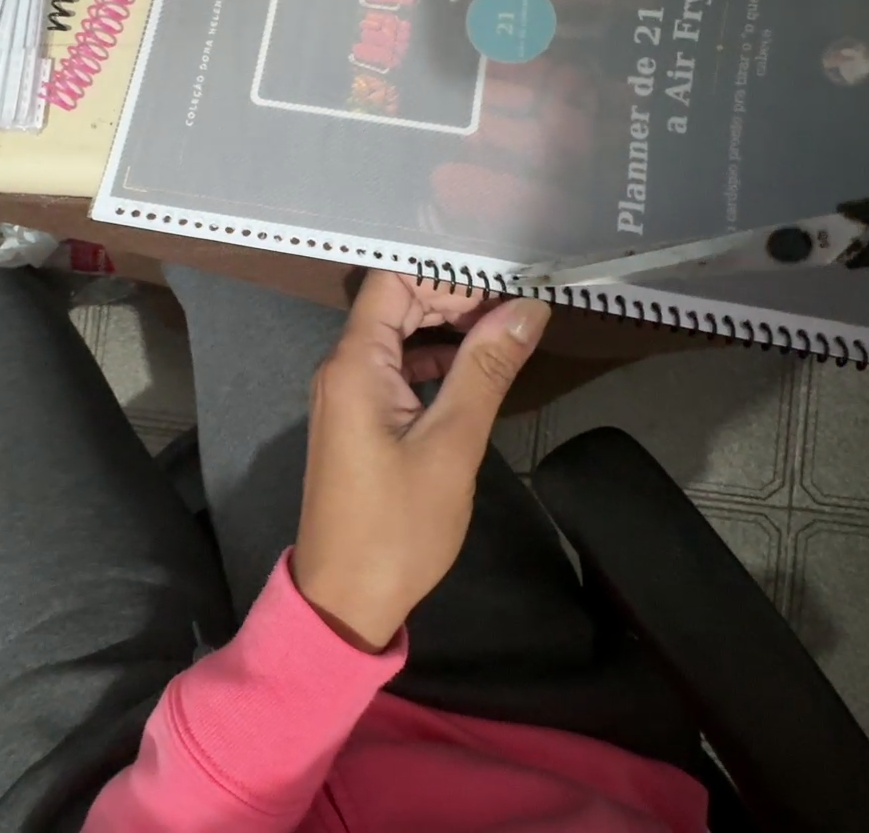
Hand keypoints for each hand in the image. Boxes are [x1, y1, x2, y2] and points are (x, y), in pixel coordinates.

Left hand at [290, 272, 551, 652]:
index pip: (392, 282)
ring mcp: (346, 394)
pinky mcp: (357, 419)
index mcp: (354, 363)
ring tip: (505, 331)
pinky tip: (471, 369)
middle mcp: (341, 368)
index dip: (445, 273)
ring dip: (445, 328)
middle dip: (451, 296)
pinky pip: (393, 369)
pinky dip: (431, 361)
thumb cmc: (397, 525)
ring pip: (395, 336)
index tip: (502, 284)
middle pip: (394, 304)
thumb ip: (486, 369)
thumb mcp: (451, 444)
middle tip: (514, 306)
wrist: (344, 596)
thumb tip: (526, 308)